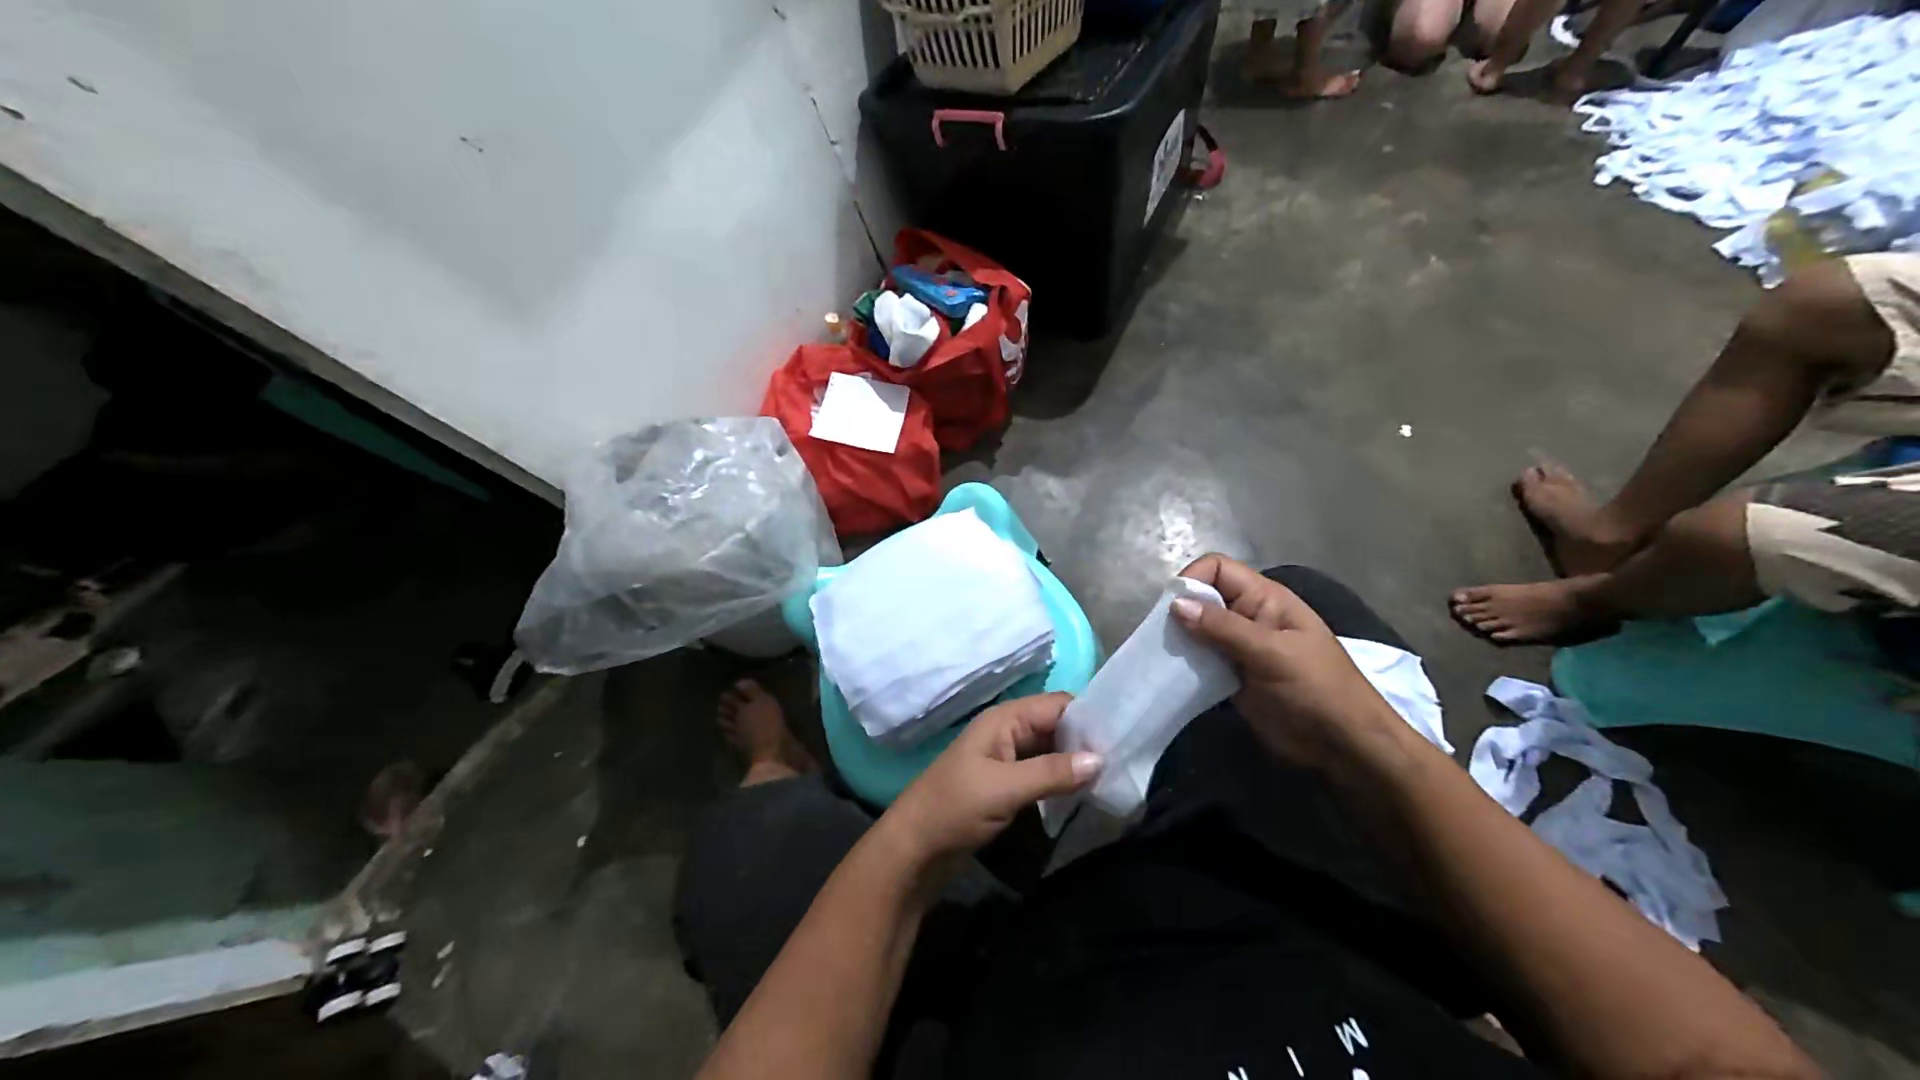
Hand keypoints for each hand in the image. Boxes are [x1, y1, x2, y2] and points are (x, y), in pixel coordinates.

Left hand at [880, 693, 1101, 867]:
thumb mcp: (1004, 788)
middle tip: (1124, 762)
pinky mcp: (1007, 784)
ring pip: (1051, 751)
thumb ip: (1051, 772)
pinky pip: (1042, 773)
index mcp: (1004, 720)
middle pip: (1057, 726)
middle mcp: (1008, 732)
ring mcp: (1007, 759)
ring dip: (1076, 763)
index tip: (1123, 738)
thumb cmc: (953, 808)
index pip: (1058, 705)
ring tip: (1112, 779)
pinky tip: (1084, 794)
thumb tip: (1101, 759)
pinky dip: (1062, 780)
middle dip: (1087, 742)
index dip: (1089, 717)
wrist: (913, 848)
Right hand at [1172, 554, 1400, 766]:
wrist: (1343, 745)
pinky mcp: (1231, 675)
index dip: (1193, 580)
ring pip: (1197, 629)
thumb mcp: (1271, 653)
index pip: (1218, 569)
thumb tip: (1176, 604)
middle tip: (1162, 636)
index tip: (1172, 609)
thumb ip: (1223, 628)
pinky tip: (1173, 673)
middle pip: (1203, 598)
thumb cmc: (1317, 689)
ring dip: (1180, 640)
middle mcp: (1248, 616)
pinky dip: (1186, 663)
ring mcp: (1239, 647)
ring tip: (1164, 656)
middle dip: (1180, 612)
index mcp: (1265, 599)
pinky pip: (1201, 659)